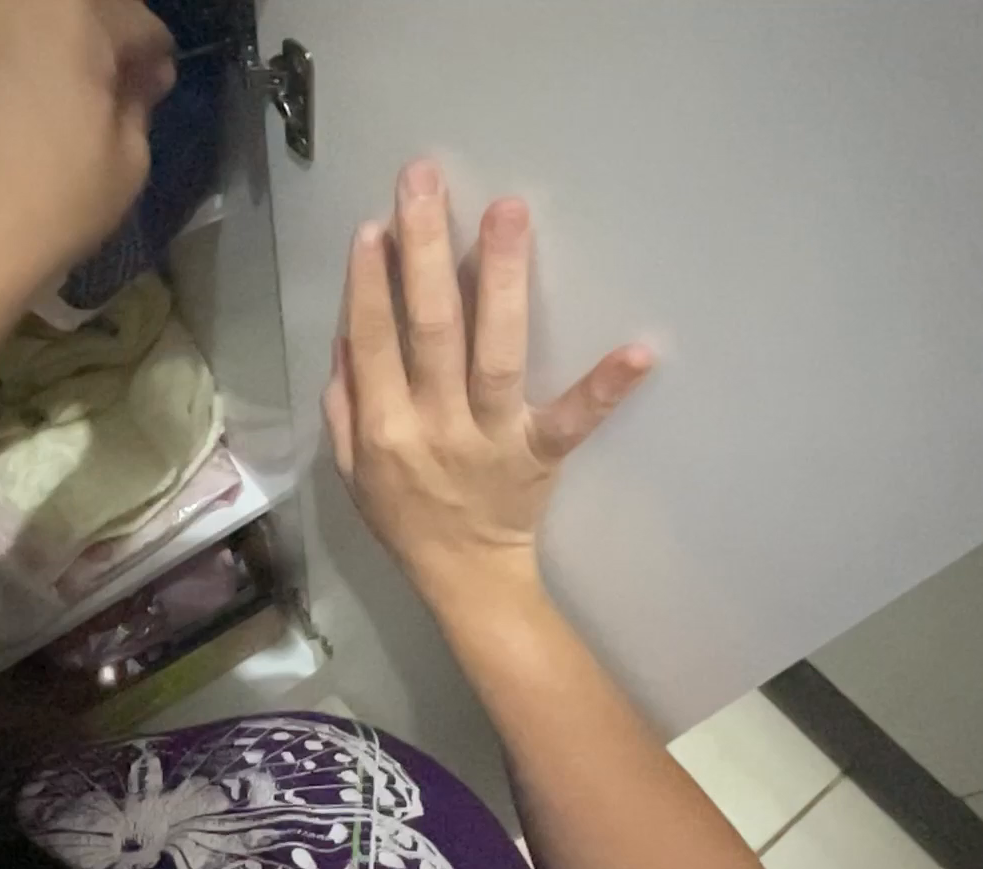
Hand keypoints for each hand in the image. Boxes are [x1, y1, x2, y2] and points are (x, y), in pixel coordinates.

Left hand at [0, 0, 173, 310]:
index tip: (148, 85)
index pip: (131, 17)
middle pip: (57, 4)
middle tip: (84, 89)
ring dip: (13, 40)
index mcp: (67, 5)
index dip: (147, 56)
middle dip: (80, 38)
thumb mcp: (127, 164)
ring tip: (13, 96)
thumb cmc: (52, 207)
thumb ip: (137, 99)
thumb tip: (139, 73)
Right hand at [323, 160, 652, 605]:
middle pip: (430, 331)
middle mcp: (434, 426)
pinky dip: (604, 388)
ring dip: (501, 281)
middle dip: (425, 251)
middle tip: (425, 179)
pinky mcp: (541, 454)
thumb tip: (346, 338)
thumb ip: (343, 406)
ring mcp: (492, 439)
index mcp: (384, 430)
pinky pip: (573, 420)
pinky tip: (640, 350)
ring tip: (508, 212)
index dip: (370, 284)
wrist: (463, 575)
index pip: (373, 344)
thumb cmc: (403, 518)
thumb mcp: (351, 471)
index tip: (376, 225)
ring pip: (495, 354)